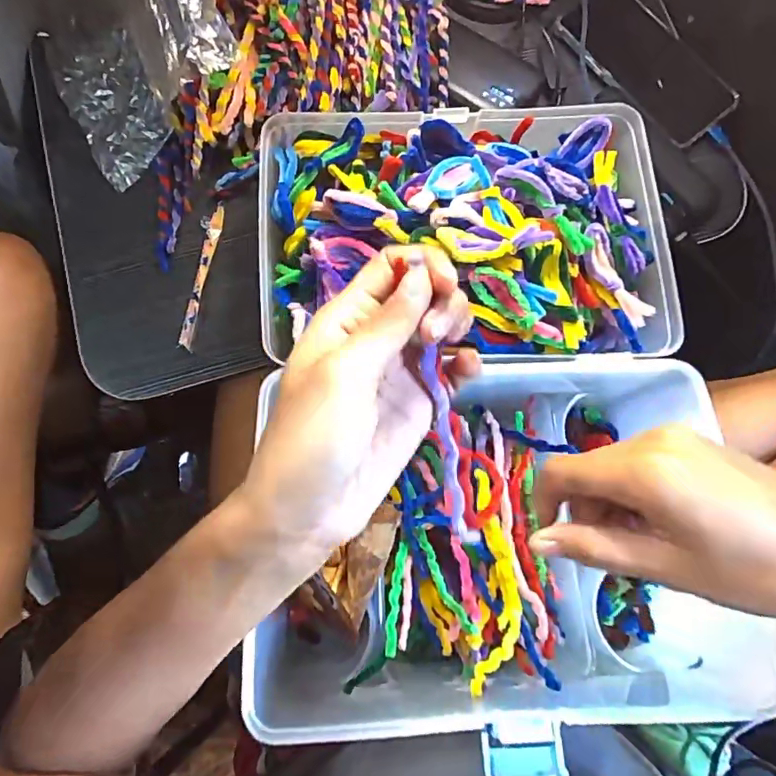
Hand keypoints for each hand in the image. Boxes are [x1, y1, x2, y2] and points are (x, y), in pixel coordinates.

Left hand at [236, 246, 479, 562]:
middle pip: (423, 290)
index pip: (390, 266)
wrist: (308, 511)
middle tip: (436, 333)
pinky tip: (467, 373)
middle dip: (442, 298)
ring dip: (456, 325)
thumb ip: (388, 322)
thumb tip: (421, 271)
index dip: (421, 264)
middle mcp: (377, 335)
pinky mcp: (420, 401)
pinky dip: (466, 363)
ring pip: (441, 325)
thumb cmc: (313, 435)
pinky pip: (450, 369)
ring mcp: (401, 369)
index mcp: (348, 317)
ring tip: (449, 353)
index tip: (441, 285)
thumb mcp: (346, 372)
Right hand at [530, 423, 775, 630]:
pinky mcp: (697, 442)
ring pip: (614, 466)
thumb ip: (595, 547)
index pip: (562, 472)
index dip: (543, 504)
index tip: (553, 544)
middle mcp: (654, 437)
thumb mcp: (667, 568)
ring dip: (612, 506)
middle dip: (584, 511)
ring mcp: (678, 435)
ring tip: (647, 550)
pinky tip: (668, 528)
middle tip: (611, 560)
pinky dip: (637, 494)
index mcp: (643, 466)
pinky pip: (643, 462)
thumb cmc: (754, 574)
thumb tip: (537, 541)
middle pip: (588, 468)